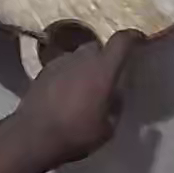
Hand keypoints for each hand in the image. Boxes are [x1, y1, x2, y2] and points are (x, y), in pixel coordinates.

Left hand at [4, 30, 141, 169]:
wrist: (34, 136)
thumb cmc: (76, 133)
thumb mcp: (107, 128)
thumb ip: (115, 106)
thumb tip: (115, 95)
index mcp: (102, 69)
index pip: (121, 41)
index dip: (133, 37)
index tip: (139, 40)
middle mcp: (82, 58)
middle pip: (98, 47)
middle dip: (105, 58)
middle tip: (108, 76)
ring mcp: (60, 61)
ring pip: (79, 56)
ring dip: (85, 67)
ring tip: (86, 88)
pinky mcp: (44, 70)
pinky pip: (64, 65)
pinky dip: (69, 74)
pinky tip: (67, 93)